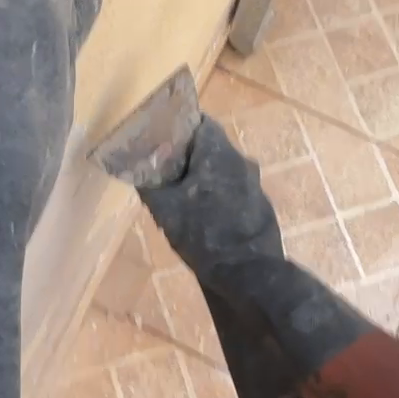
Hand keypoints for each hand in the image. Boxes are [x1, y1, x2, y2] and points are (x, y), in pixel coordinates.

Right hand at [140, 117, 286, 272]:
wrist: (249, 274)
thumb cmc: (203, 235)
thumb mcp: (165, 210)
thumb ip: (149, 183)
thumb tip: (135, 166)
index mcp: (218, 154)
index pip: (202, 123)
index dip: (181, 127)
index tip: (163, 138)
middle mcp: (242, 161)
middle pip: (212, 147)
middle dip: (190, 156)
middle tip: (167, 170)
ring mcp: (255, 185)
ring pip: (224, 170)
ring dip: (205, 177)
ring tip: (183, 196)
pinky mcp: (262, 206)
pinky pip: (236, 190)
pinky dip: (220, 195)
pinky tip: (207, 215)